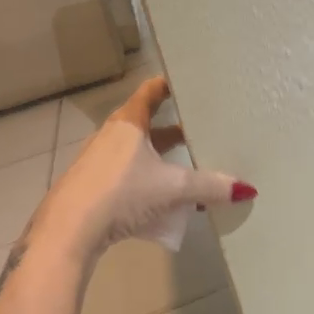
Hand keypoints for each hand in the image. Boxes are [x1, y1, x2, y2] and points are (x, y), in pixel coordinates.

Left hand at [29, 76, 254, 261]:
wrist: (67, 231)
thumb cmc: (120, 193)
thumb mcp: (172, 188)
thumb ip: (208, 186)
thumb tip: (246, 189)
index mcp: (129, 123)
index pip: (150, 93)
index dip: (167, 86)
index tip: (185, 83)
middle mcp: (110, 136)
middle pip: (144, 125)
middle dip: (170, 130)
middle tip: (196, 132)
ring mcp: (96, 162)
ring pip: (134, 153)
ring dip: (156, 159)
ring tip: (183, 169)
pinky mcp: (89, 187)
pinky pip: (123, 176)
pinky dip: (142, 181)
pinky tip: (158, 201)